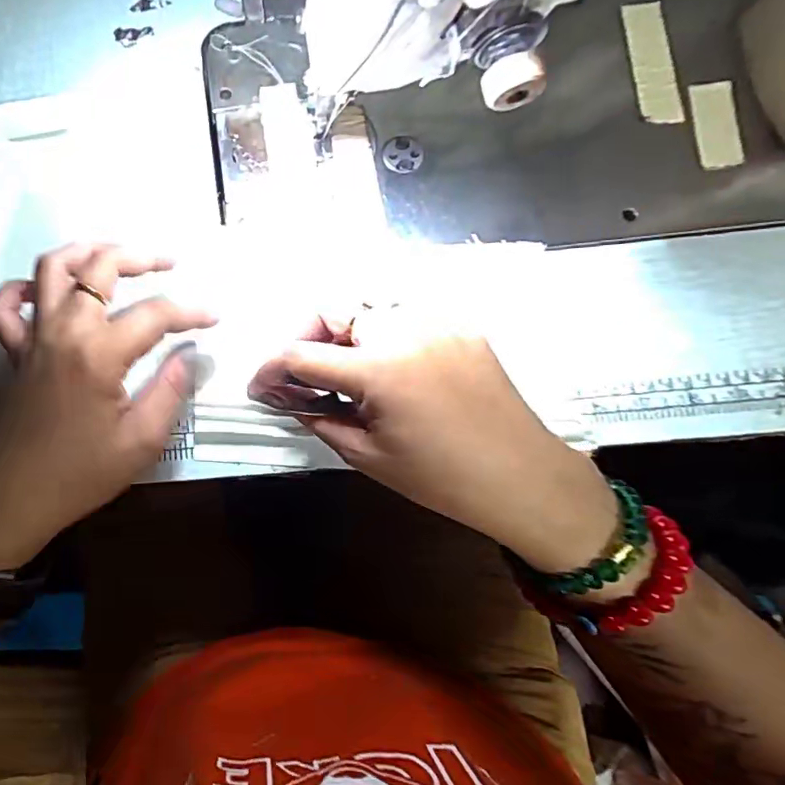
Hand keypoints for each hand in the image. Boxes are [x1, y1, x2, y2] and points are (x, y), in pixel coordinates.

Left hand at [0, 244, 216, 569]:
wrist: (17, 497)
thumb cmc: (83, 473)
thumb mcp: (142, 440)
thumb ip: (171, 390)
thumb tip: (193, 354)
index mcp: (99, 354)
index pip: (153, 314)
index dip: (189, 312)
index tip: (212, 319)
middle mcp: (63, 332)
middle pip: (98, 268)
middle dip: (138, 257)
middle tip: (167, 263)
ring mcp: (32, 338)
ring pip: (49, 269)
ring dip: (84, 252)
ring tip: (112, 254)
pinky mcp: (13, 352)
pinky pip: (6, 307)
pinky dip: (22, 288)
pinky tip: (45, 291)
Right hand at [249, 309, 625, 578]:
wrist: (521, 476)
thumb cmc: (442, 479)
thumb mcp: (368, 456)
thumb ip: (322, 419)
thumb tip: (292, 399)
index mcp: (380, 370)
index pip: (303, 353)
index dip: (271, 369)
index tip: (262, 386)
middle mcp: (406, 330)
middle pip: (335, 309)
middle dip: (309, 337)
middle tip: (305, 374)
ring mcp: (438, 321)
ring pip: (372, 305)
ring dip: (346, 330)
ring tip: (347, 368)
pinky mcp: (461, 325)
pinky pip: (409, 314)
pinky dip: (385, 332)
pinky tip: (389, 364)